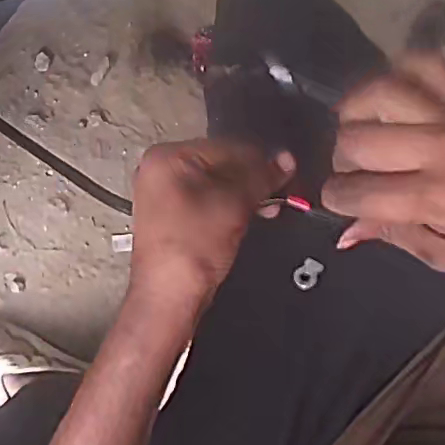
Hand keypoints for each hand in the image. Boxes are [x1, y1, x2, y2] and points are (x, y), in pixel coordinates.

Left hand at [129, 139, 292, 313]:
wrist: (168, 298)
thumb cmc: (190, 249)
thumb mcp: (234, 205)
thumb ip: (261, 177)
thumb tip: (284, 161)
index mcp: (166, 157)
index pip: (225, 146)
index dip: (259, 159)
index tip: (285, 169)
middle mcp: (159, 170)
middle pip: (220, 162)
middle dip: (251, 178)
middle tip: (279, 189)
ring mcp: (163, 193)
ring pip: (215, 183)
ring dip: (244, 194)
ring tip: (268, 206)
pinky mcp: (171, 215)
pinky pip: (206, 199)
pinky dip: (229, 206)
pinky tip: (249, 215)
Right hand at [322, 51, 444, 271]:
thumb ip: (392, 236)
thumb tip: (344, 231)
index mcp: (436, 198)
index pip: (357, 192)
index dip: (335, 199)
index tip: (339, 201)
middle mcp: (438, 151)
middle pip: (355, 139)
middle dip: (339, 160)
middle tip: (353, 173)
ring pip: (378, 93)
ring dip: (354, 112)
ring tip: (358, 130)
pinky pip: (422, 65)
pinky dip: (399, 70)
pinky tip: (391, 95)